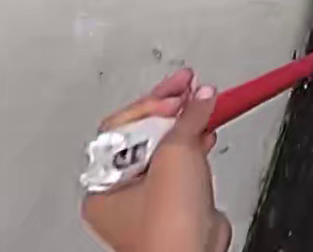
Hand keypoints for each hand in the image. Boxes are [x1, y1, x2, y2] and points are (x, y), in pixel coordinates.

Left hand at [81, 68, 230, 251]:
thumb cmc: (169, 225)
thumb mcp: (176, 151)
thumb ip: (189, 115)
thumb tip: (202, 95)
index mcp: (104, 185)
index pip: (122, 127)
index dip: (151, 103)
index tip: (176, 90)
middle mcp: (122, 194)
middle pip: (144, 133)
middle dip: (170, 108)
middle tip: (189, 86)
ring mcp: (149, 199)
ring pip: (165, 147)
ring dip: (186, 122)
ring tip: (203, 101)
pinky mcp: (175, 204)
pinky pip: (182, 163)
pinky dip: (195, 142)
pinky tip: (208, 129)